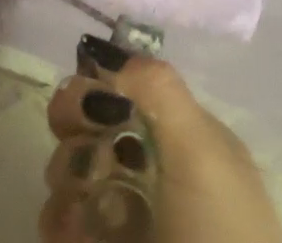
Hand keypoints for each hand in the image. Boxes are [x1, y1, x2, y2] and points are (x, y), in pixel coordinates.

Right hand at [42, 37, 281, 242]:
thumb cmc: (220, 229)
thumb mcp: (202, 152)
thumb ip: (160, 92)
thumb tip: (111, 57)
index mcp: (179, 133)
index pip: (122, 87)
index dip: (96, 89)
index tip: (93, 106)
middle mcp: (147, 164)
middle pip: (86, 124)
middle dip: (75, 137)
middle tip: (92, 164)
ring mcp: (122, 209)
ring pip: (68, 172)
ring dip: (68, 184)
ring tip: (88, 214)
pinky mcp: (99, 241)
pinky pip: (61, 220)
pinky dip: (61, 223)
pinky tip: (75, 234)